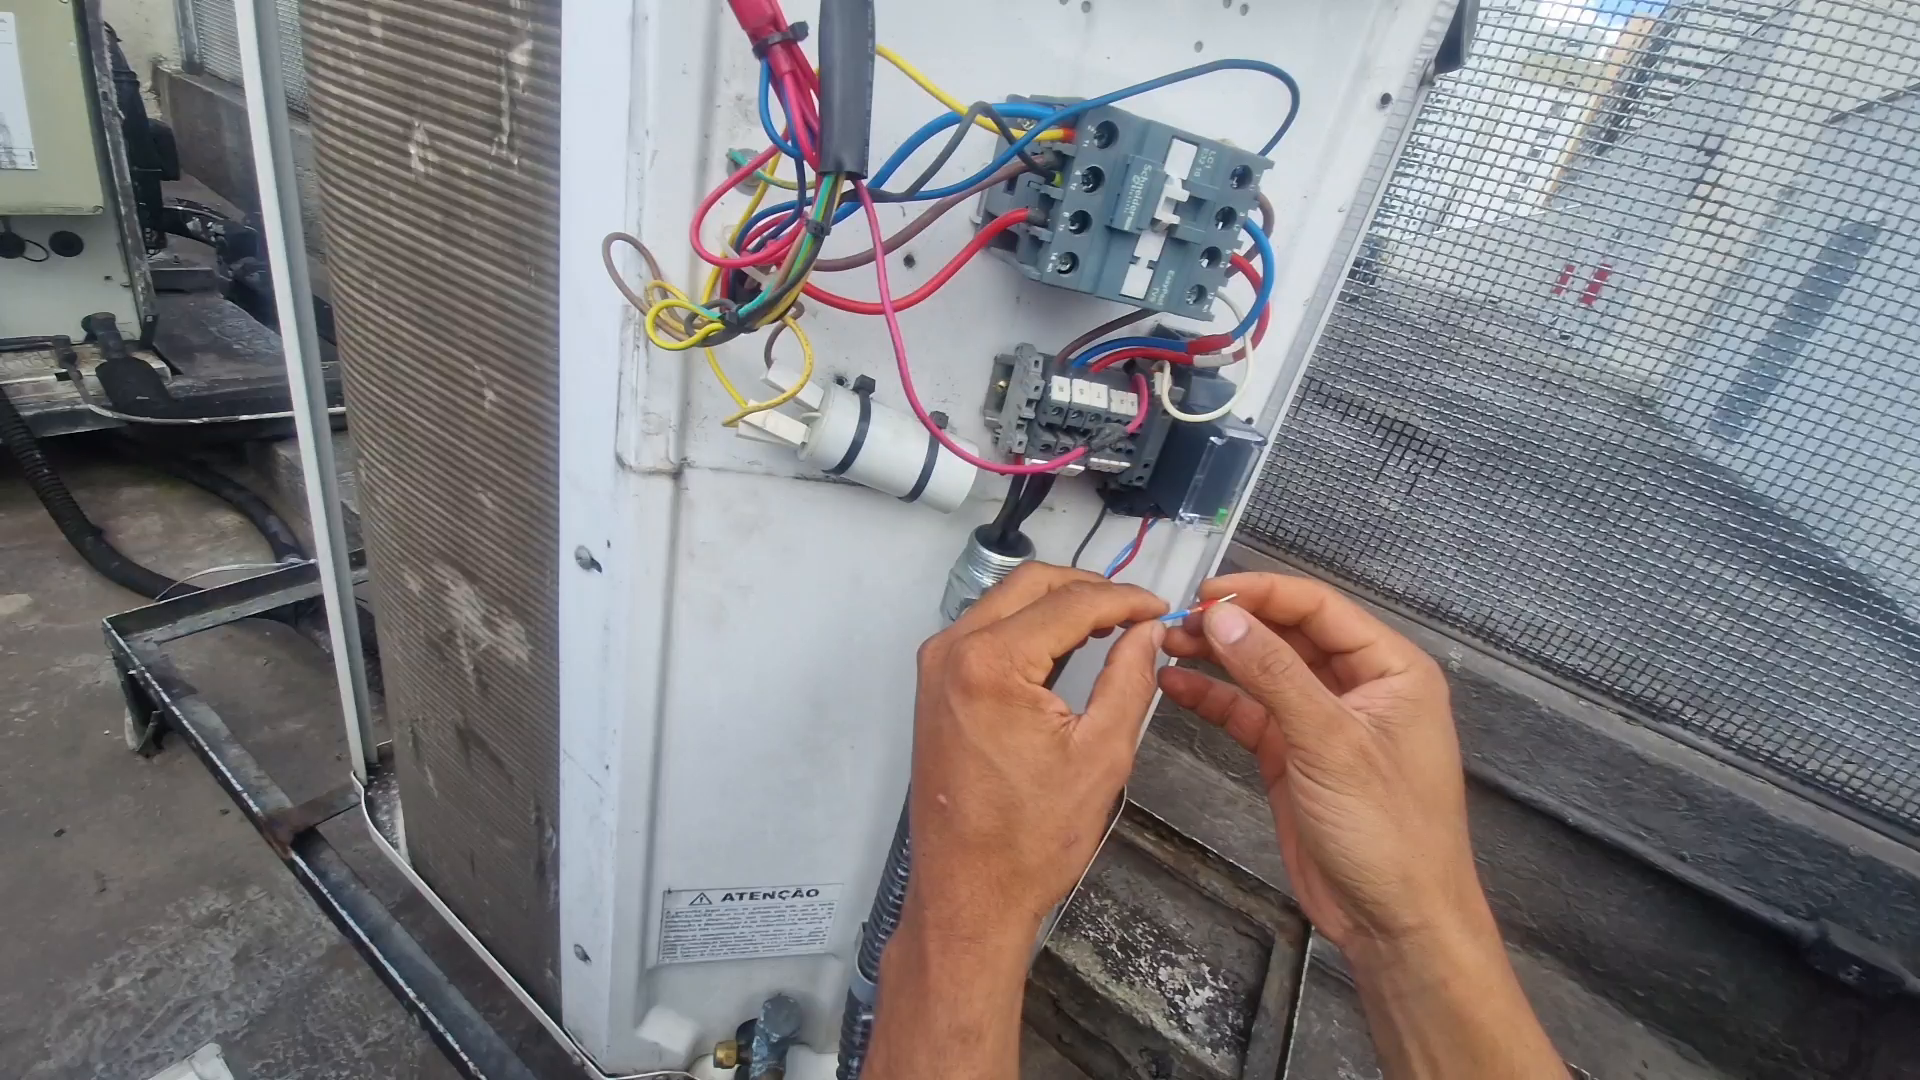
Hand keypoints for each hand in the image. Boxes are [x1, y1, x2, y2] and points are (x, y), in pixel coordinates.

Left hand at [908, 562, 1168, 935]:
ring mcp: (937, 665)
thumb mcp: (1101, 755)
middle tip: (1135, 611)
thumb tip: (1147, 631)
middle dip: (1088, 588)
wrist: (968, 892)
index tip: (1159, 606)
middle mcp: (952, 650)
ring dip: (1058, 604)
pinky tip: (1066, 646)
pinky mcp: (936, 683)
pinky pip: (987, 630)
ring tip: (1110, 625)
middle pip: (1030, 584)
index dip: (1123, 598)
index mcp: (989, 663)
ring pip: (1006, 601)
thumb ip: (1129, 679)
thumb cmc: (1030, 838)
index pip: (1068, 602)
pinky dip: (1029, 628)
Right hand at [1158, 572, 1488, 962]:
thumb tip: (1221, 616)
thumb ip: (1273, 673)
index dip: (1260, 593)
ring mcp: (1319, 718)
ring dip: (1215, 656)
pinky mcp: (1290, 750)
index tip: (1204, 595)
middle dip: (1232, 625)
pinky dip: (1212, 696)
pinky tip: (1175, 686)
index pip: (1317, 608)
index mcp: (1388, 669)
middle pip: (1284, 634)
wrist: (1394, 925)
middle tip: (1177, 623)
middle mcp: (1355, 685)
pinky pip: (1247, 710)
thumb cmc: (1385, 831)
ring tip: (1166, 646)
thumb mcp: (1329, 743)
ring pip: (1260, 669)